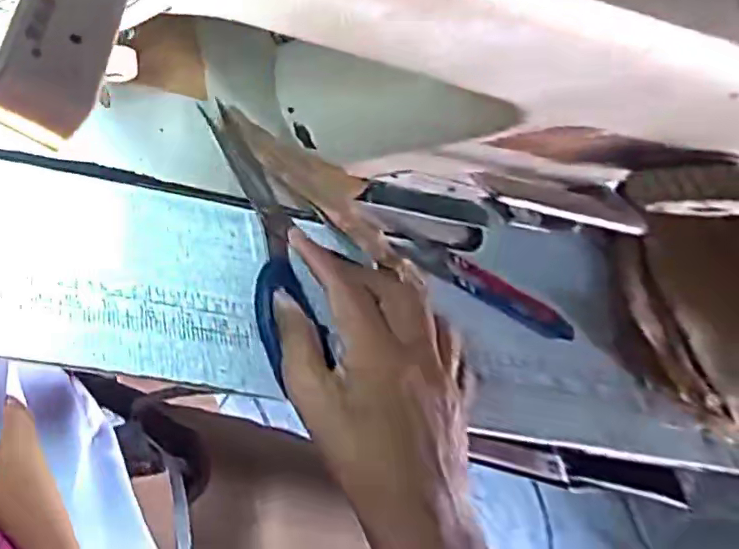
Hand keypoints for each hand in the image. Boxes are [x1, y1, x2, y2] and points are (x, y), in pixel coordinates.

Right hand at [275, 229, 485, 548]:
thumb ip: (296, 339)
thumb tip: (285, 297)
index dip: (319, 257)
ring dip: (396, 286)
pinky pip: (451, 341)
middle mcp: (419, 353)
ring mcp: (447, 373)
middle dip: (357, 265)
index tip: (296, 236)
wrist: (417, 508)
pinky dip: (426, 319)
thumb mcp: (308, 393)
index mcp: (378, 350)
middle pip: (396, 289)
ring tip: (368, 279)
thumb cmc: (353, 450)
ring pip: (431, 310)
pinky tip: (411, 324)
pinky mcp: (460, 392)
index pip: (347, 288)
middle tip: (325, 259)